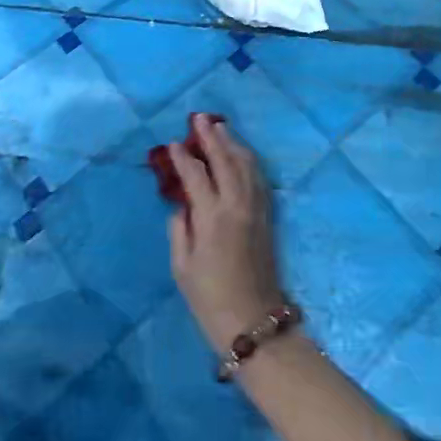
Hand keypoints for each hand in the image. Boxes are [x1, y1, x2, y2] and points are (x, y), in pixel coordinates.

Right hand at [166, 114, 284, 351]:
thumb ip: (179, 228)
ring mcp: (256, 209)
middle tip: (199, 118)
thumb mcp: (181, 266)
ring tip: (219, 128)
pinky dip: (248, 160)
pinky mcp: (268, 217)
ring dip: (232, 143)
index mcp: (212, 217)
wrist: (254, 322)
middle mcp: (237, 205)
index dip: (183, 158)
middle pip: (225, 161)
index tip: (172, 144)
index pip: (196, 175)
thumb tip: (182, 205)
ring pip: (246, 165)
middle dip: (211, 137)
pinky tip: (240, 154)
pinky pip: (258, 179)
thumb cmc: (209, 298)